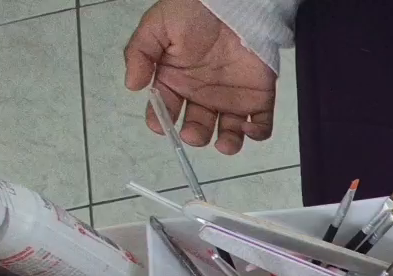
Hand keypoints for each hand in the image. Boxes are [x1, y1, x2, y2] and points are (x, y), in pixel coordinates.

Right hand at [125, 0, 277, 154]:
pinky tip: (249, 130)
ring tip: (223, 145)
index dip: (162, 119)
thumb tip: (131, 85)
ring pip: (231, 131)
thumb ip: (141, 54)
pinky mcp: (259, 101)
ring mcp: (232, 99)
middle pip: (200, 124)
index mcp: (177, 80)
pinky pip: (261, 125)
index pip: (167, 106)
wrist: (230, 7)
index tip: (160, 126)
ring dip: (228, 143)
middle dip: (195, 134)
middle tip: (192, 134)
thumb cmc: (191, 13)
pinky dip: (258, 133)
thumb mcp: (156, 27)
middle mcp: (204, 95)